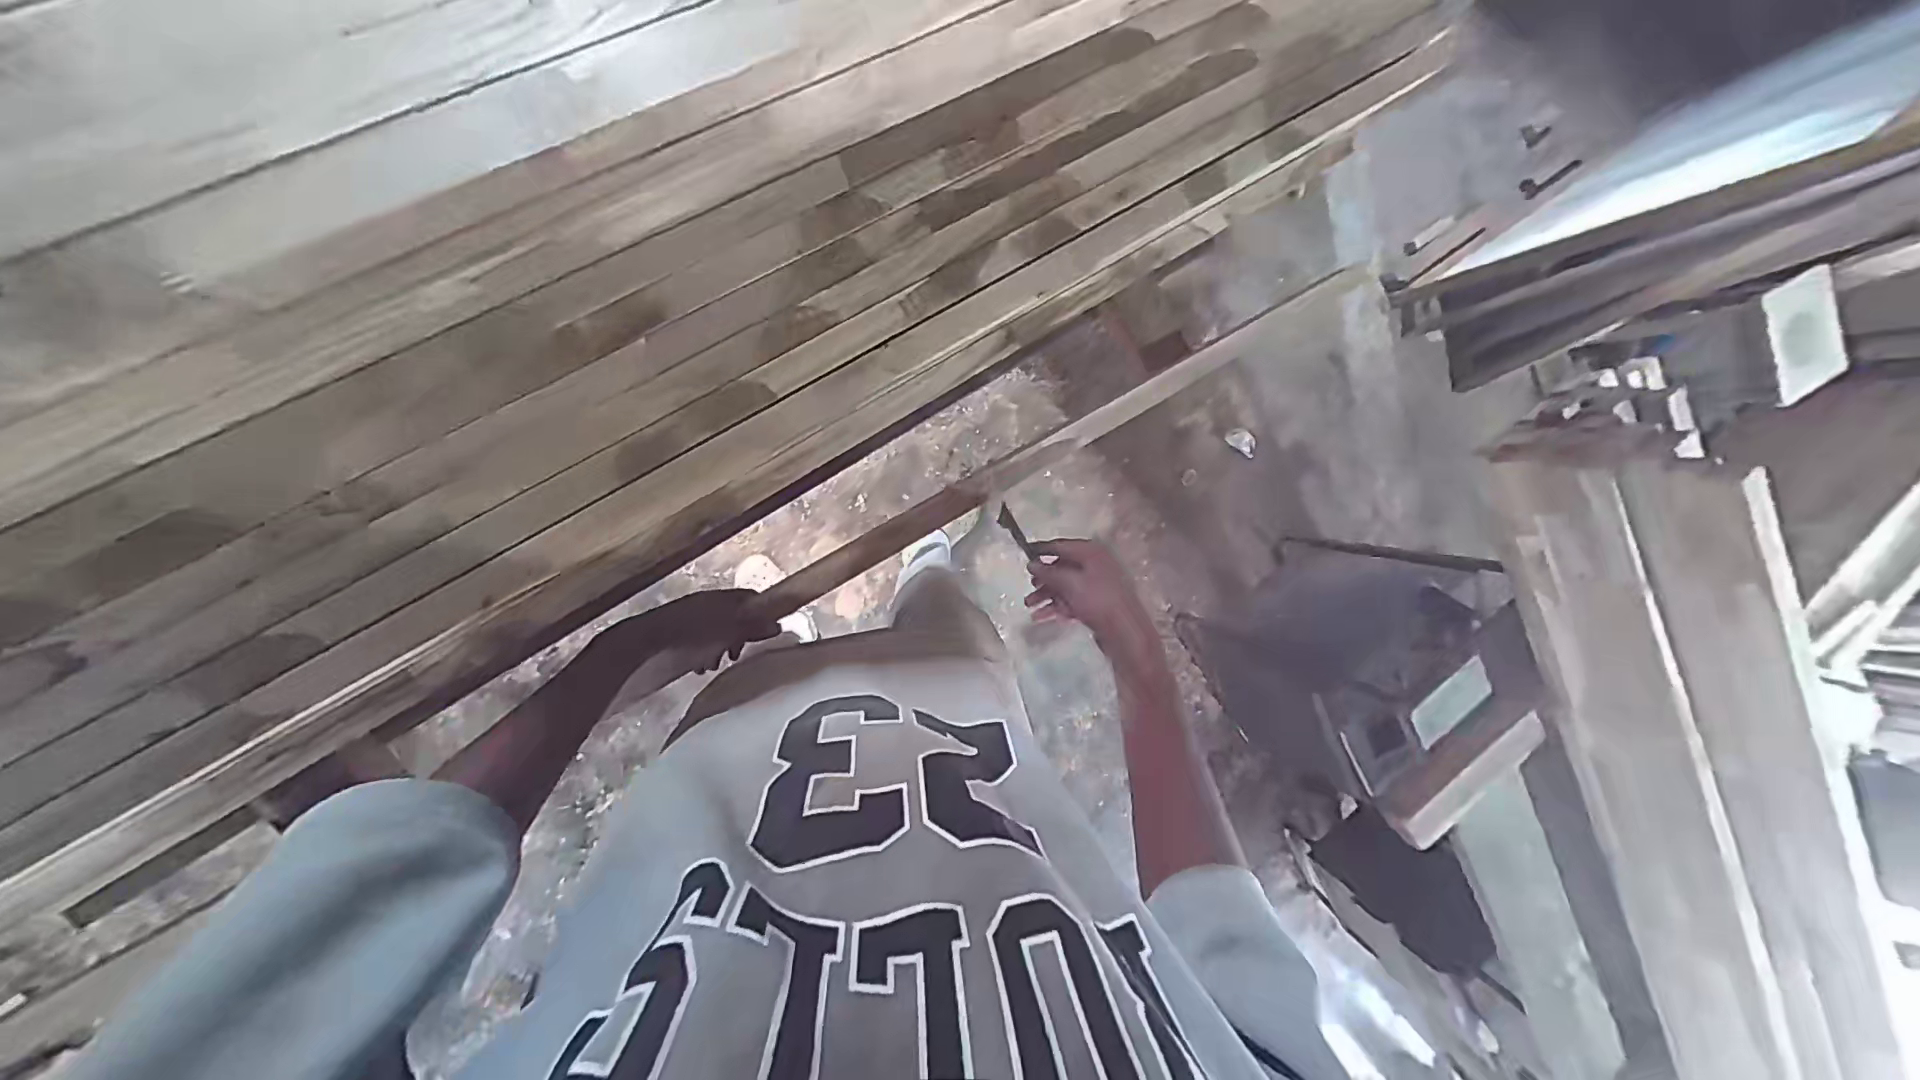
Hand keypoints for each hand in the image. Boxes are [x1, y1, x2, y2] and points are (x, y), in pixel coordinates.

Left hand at [606, 589, 780, 672]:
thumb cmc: (685, 638)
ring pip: (720, 630)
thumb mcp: (724, 632)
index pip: (751, 599)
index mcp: (719, 599)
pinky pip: (702, 642)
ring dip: (727, 645)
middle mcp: (706, 606)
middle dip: (746, 633)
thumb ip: (750, 627)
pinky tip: (704, 667)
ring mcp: (690, 622)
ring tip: (725, 662)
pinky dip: (709, 652)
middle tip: (747, 652)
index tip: (773, 633)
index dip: (765, 613)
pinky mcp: (677, 639)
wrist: (634, 651)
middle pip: (737, 615)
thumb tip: (777, 625)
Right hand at [1024, 539, 1160, 665]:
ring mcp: (1097, 585)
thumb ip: (1048, 572)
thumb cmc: (1097, 600)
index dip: (1041, 550)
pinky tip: (1041, 616)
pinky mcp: (1097, 603)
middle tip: (1029, 586)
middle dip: (1043, 578)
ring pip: (1066, 585)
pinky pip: (1072, 600)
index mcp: (1091, 552)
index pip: (1061, 546)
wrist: (1125, 631)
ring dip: (1046, 594)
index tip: (1024, 554)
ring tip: (1030, 605)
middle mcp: (1095, 564)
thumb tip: (1032, 564)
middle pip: (1062, 567)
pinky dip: (1057, 606)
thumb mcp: (1069, 583)